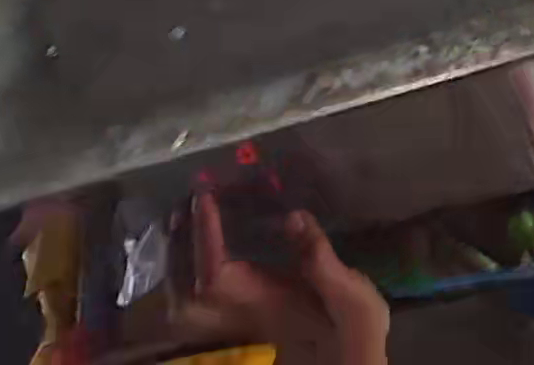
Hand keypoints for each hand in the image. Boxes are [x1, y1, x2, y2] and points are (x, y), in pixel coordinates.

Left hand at [174, 192, 389, 364]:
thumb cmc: (355, 334)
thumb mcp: (352, 297)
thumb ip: (321, 261)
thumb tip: (293, 216)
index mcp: (264, 308)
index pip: (214, 277)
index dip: (205, 238)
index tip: (206, 198)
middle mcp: (242, 322)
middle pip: (184, 302)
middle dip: (178, 254)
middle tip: (184, 207)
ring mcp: (240, 327)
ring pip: (185, 310)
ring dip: (178, 266)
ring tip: (184, 222)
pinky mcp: (247, 323)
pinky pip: (199, 307)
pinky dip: (190, 276)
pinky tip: (201, 250)